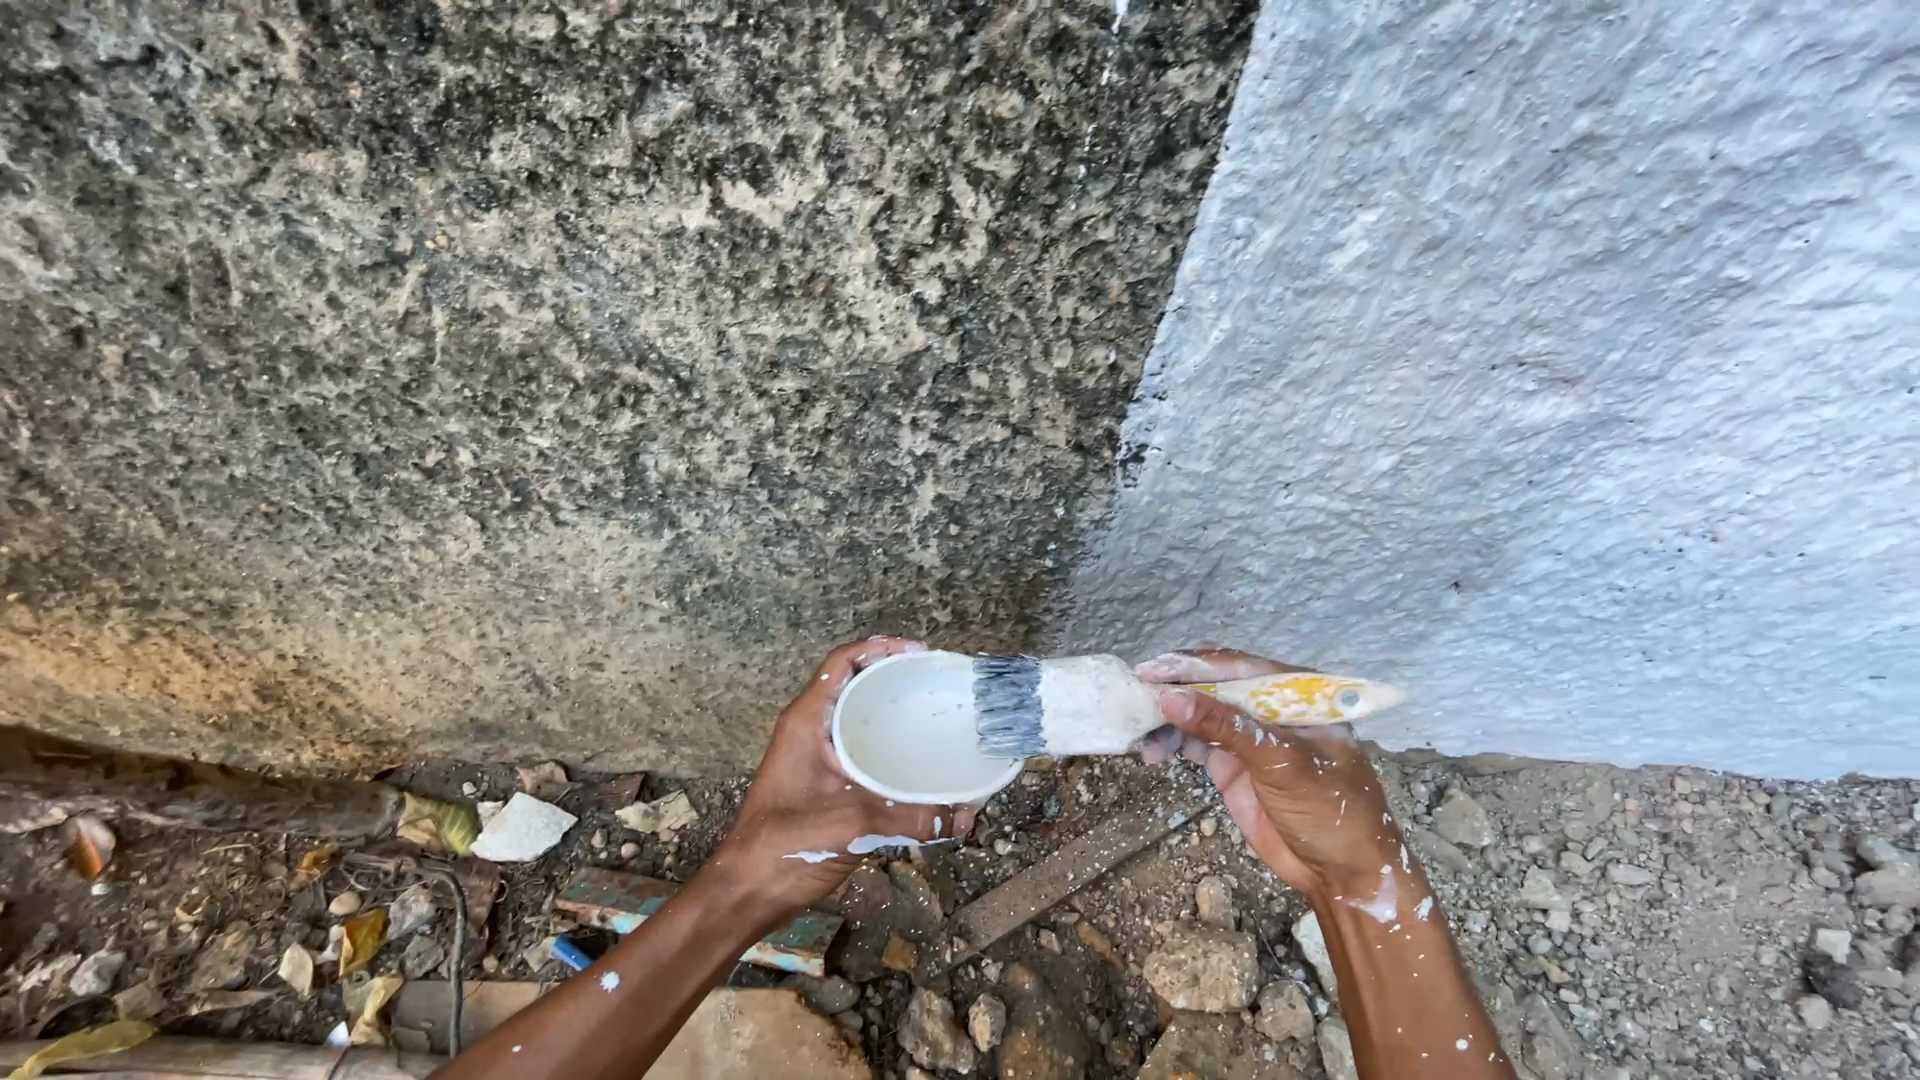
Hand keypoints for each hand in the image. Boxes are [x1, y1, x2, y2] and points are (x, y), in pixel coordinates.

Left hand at [709, 637, 976, 921]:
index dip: (881, 647)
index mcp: (807, 721)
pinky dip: (888, 748)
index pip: (843, 661)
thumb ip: (910, 819)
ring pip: (858, 718)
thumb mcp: (851, 824)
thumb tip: (965, 815)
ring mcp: (816, 758)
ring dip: (891, 713)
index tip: (920, 653)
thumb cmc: (783, 848)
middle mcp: (811, 731)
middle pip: (854, 684)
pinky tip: (918, 764)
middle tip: (935, 683)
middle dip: (893, 677)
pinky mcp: (824, 784)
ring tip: (933, 716)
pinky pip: (861, 750)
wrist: (745, 893)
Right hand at [1137, 647, 1400, 899]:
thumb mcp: (1281, 763)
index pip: (1233, 666)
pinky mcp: (1230, 762)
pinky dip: (1170, 741)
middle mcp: (1266, 705)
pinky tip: (1152, 750)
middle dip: (1172, 690)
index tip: (1151, 670)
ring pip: (1196, 712)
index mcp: (1293, 692)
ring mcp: (1246, 734)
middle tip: (1135, 695)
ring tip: (1141, 734)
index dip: (1190, 665)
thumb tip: (1170, 697)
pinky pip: (1192, 740)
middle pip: (1209, 684)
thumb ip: (1225, 727)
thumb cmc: (1332, 810)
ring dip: (1166, 719)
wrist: (1342, 874)